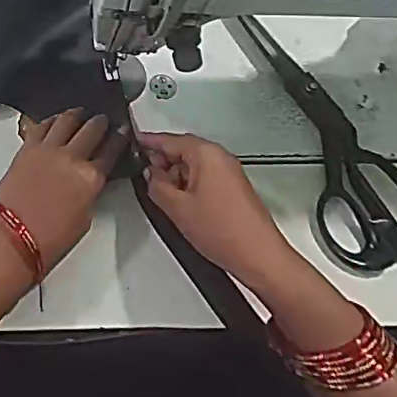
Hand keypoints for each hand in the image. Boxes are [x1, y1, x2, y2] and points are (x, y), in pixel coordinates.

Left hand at [0, 108, 125, 272]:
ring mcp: (48, 150)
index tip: (119, 135)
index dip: (117, 140)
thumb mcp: (84, 218)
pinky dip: (52, 120)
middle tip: (103, 120)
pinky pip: (43, 125)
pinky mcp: (28, 148)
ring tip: (80, 113)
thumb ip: (89, 192)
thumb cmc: (46, 238)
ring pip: (67, 119)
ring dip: (77, 115)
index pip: (111, 151)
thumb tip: (87, 182)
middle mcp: (71, 158)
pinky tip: (55, 120)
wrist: (13, 236)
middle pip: (92, 129)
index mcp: (91, 178)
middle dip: (100, 123)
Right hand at [139, 131, 303, 290]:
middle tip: (149, 179)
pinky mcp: (234, 189)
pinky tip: (186, 209)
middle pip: (183, 151)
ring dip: (178, 179)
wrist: (259, 257)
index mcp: (207, 154)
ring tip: (171, 202)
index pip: (169, 140)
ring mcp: (230, 173)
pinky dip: (191, 188)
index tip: (136, 143)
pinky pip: (205, 179)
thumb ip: (155, 184)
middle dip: (164, 164)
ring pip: (193, 167)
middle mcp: (221, 158)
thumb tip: (150, 175)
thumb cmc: (228, 233)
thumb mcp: (176, 207)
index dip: (148, 143)